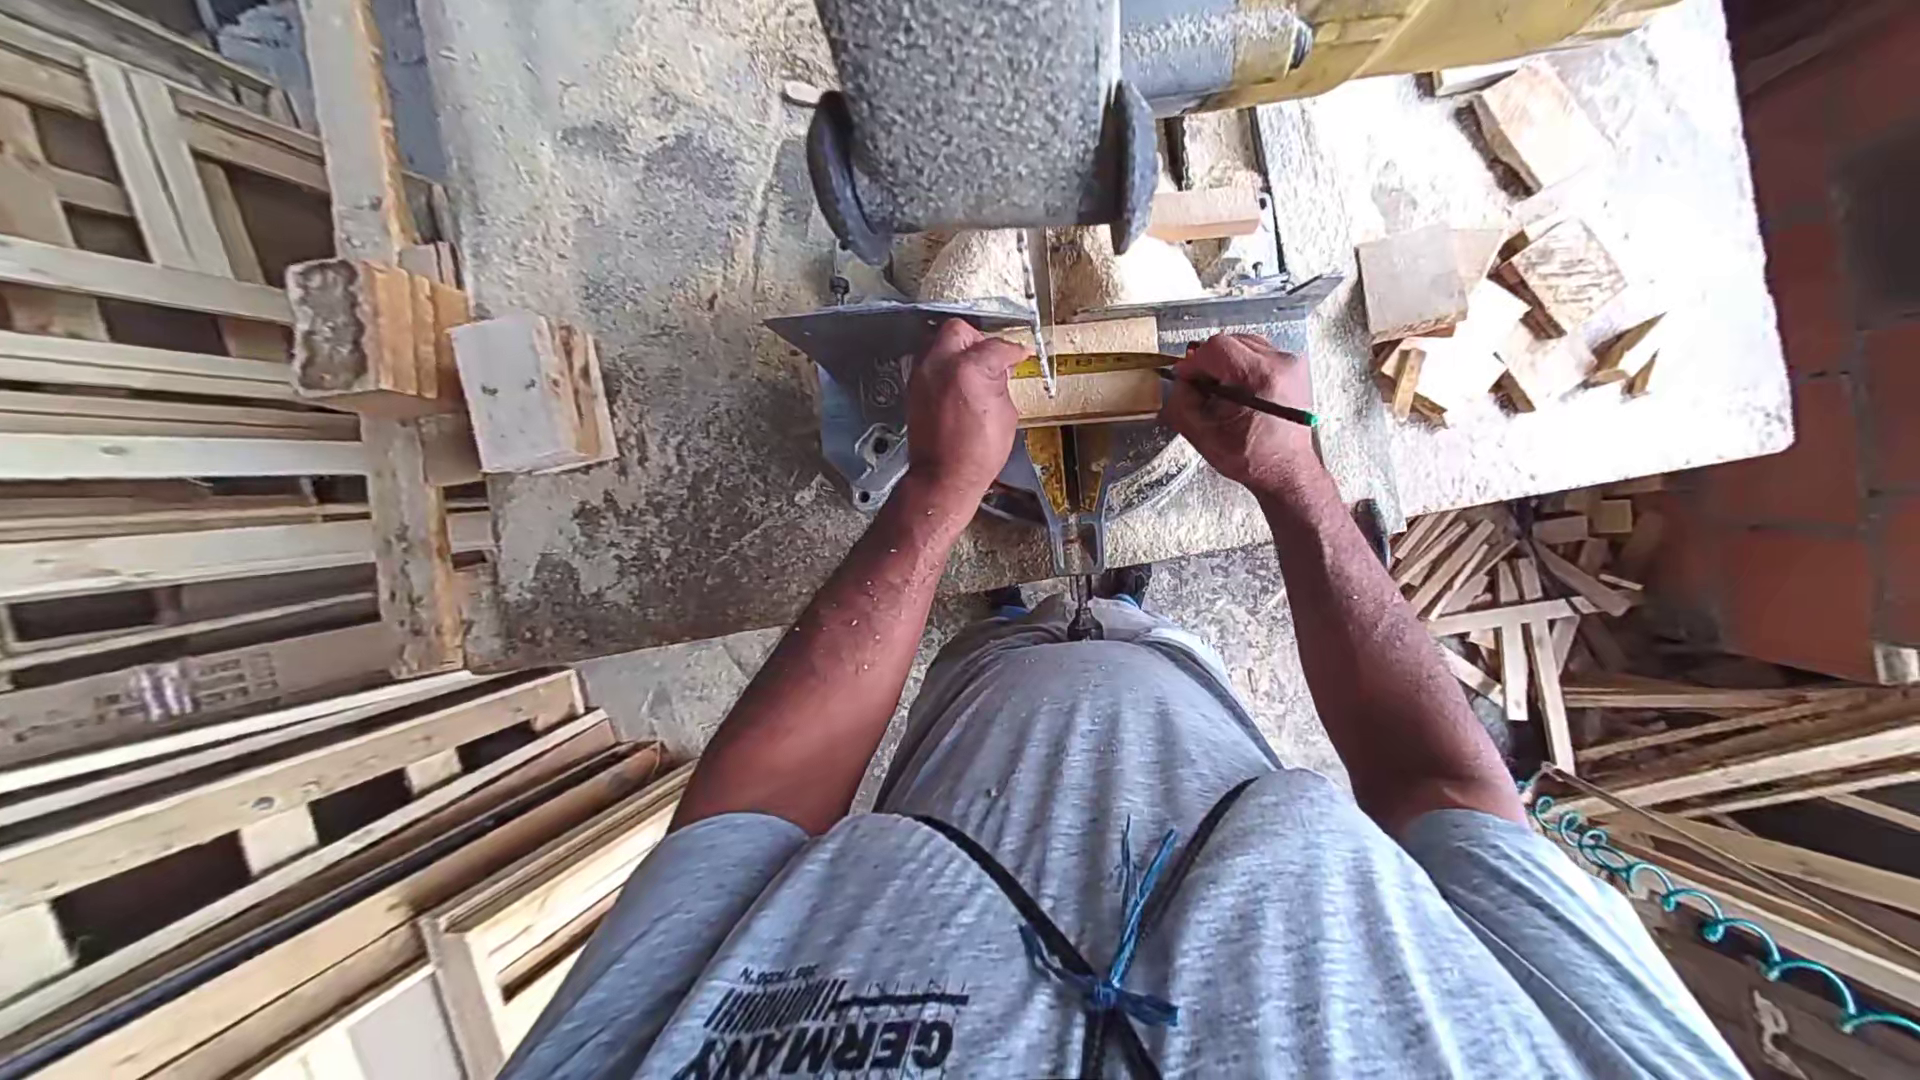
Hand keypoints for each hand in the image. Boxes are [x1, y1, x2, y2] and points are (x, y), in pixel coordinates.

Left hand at [906, 319, 1022, 511]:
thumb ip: (1001, 384)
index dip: (1013, 351)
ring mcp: (923, 376)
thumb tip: (1000, 372)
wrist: (944, 478)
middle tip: (994, 356)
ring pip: (939, 342)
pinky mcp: (914, 389)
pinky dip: (945, 367)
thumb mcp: (1005, 415)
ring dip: (959, 351)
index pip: (997, 346)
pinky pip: (930, 364)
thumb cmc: (973, 456)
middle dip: (979, 339)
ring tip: (975, 369)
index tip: (1019, 354)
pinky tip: (959, 383)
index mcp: (969, 369)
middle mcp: (940, 366)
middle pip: (960, 330)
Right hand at [1160, 333, 1318, 497]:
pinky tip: (1236, 389)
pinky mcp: (1294, 369)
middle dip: (1208, 361)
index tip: (1184, 377)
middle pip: (1231, 341)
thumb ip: (1182, 402)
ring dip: (1225, 362)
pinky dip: (1241, 365)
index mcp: (1259, 377)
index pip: (1216, 347)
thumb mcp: (1202, 434)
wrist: (1285, 470)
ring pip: (1245, 344)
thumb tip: (1179, 380)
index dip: (1193, 362)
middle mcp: (1280, 364)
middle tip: (1199, 386)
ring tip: (1219, 389)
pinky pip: (1260, 353)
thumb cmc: (1250, 458)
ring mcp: (1291, 364)